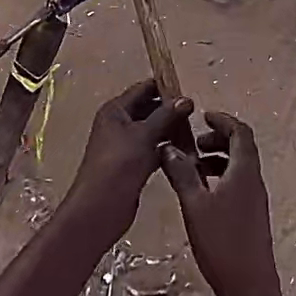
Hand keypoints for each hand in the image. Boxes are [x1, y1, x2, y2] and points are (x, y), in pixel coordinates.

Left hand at [64, 80, 192, 239]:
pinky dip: (167, 149)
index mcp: (115, 110)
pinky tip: (187, 152)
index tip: (187, 89)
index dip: (163, 87)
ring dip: (170, 130)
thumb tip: (186, 99)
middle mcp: (119, 124)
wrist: (99, 209)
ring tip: (195, 130)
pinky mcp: (134, 165)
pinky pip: (153, 150)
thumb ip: (164, 116)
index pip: (142, 89)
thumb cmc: (118, 165)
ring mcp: (126, 146)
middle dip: (169, 109)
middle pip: (148, 109)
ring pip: (152, 131)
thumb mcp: (142, 136)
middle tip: (196, 113)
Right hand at [159, 112, 281, 295]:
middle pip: (241, 147)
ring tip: (192, 167)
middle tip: (194, 143)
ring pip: (239, 167)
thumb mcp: (194, 205)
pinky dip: (221, 177)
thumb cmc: (222, 244)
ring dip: (217, 159)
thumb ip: (182, 173)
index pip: (240, 133)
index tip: (202, 116)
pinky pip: (238, 183)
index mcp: (244, 172)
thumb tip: (168, 147)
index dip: (223, 120)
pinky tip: (201, 193)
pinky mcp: (252, 217)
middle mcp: (254, 182)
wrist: (250, 292)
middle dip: (217, 139)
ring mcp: (255, 201)